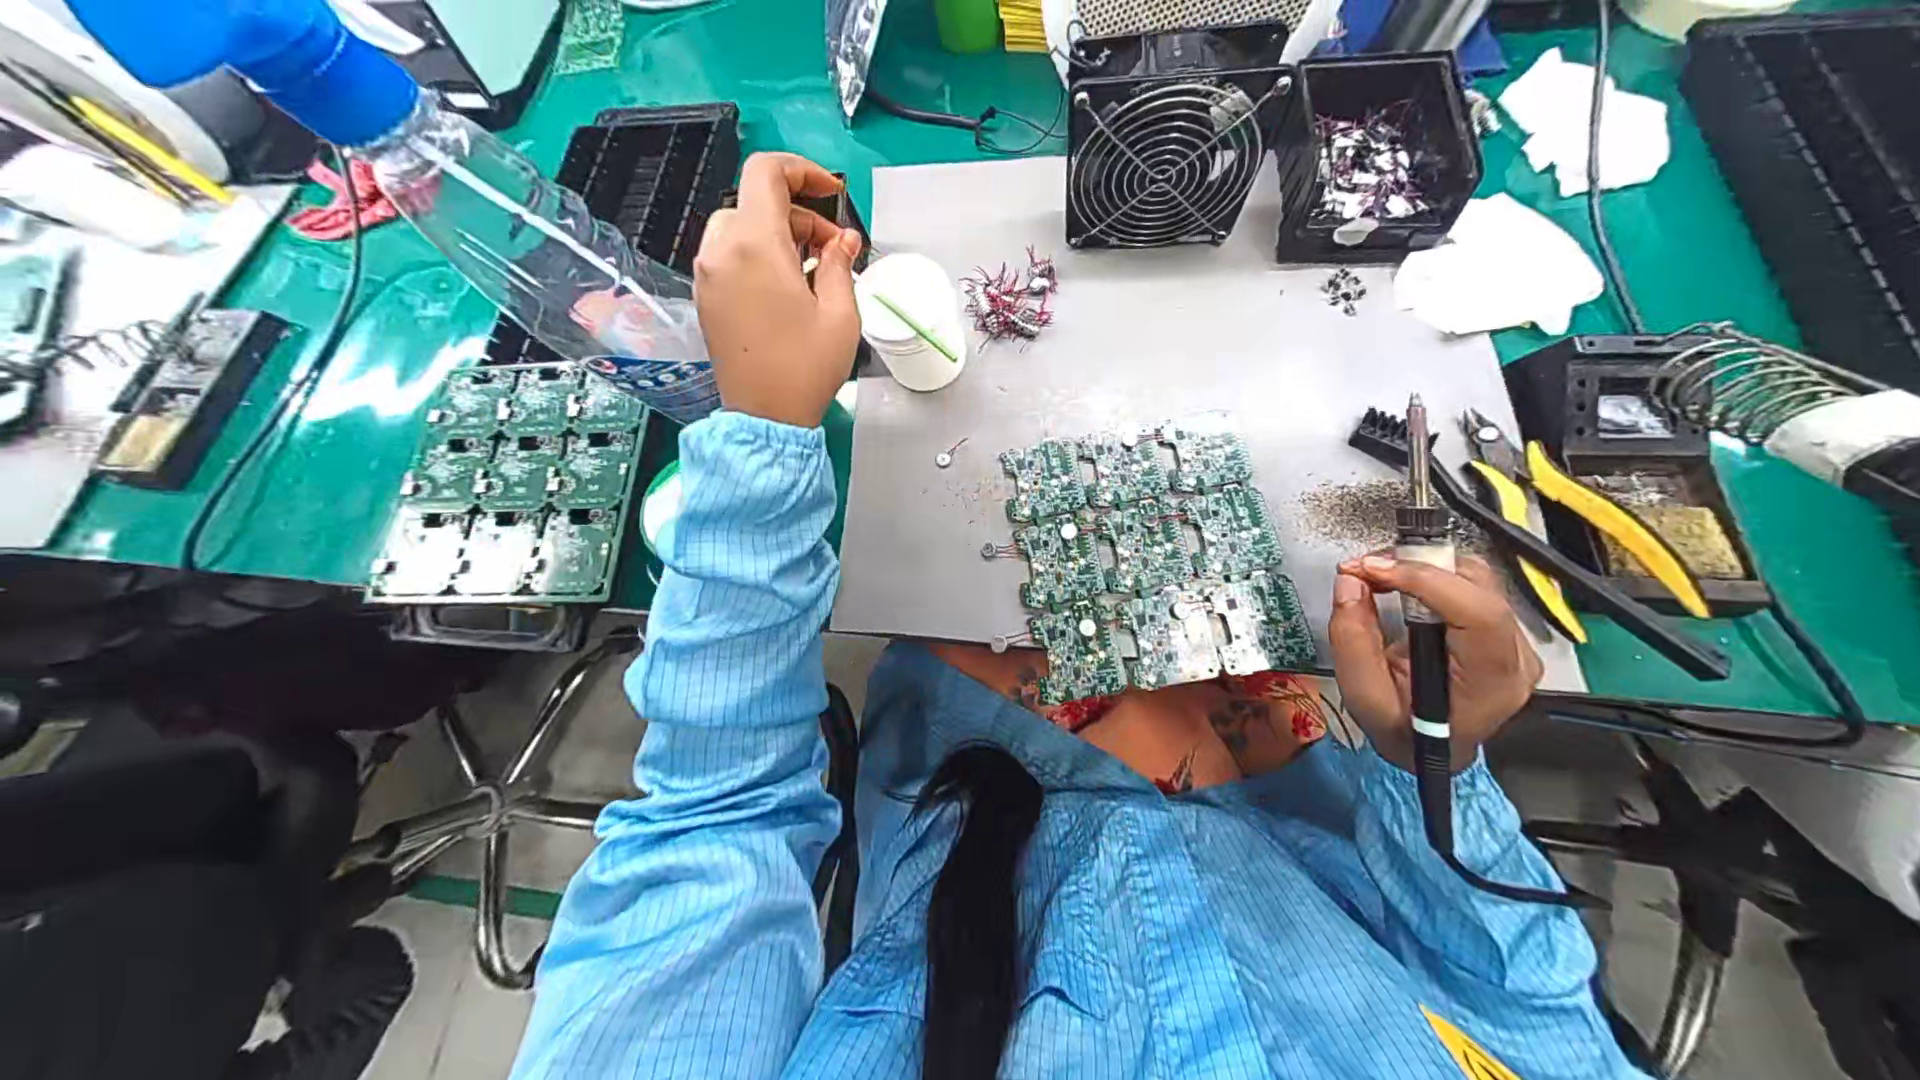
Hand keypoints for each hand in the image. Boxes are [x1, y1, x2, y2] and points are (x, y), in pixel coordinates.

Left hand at [693, 152, 862, 427]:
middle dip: (799, 215)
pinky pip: (729, 254)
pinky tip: (785, 286)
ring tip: (812, 270)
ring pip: (740, 226)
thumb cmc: (806, 367)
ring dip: (778, 234)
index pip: (767, 173)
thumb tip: (844, 239)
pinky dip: (758, 254)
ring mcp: (707, 274)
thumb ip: (841, 264)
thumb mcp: (840, 314)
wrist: (765, 416)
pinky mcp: (706, 297)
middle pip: (756, 202)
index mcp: (754, 245)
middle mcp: (721, 250)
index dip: (803, 171)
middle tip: (833, 251)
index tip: (830, 192)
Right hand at [1327, 553, 1542, 772]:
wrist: (1428, 747)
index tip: (1372, 569)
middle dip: (1414, 566)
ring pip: (1474, 578)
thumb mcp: (1363, 696)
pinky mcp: (1501, 629)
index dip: (1423, 580)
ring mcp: (1515, 642)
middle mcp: (1516, 659)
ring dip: (1419, 567)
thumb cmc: (1401, 730)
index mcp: (1492, 683)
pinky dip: (1428, 575)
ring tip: (1375, 575)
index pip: (1477, 612)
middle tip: (1364, 569)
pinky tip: (1396, 583)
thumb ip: (1352, 640)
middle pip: (1477, 586)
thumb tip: (1351, 584)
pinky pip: (1470, 585)